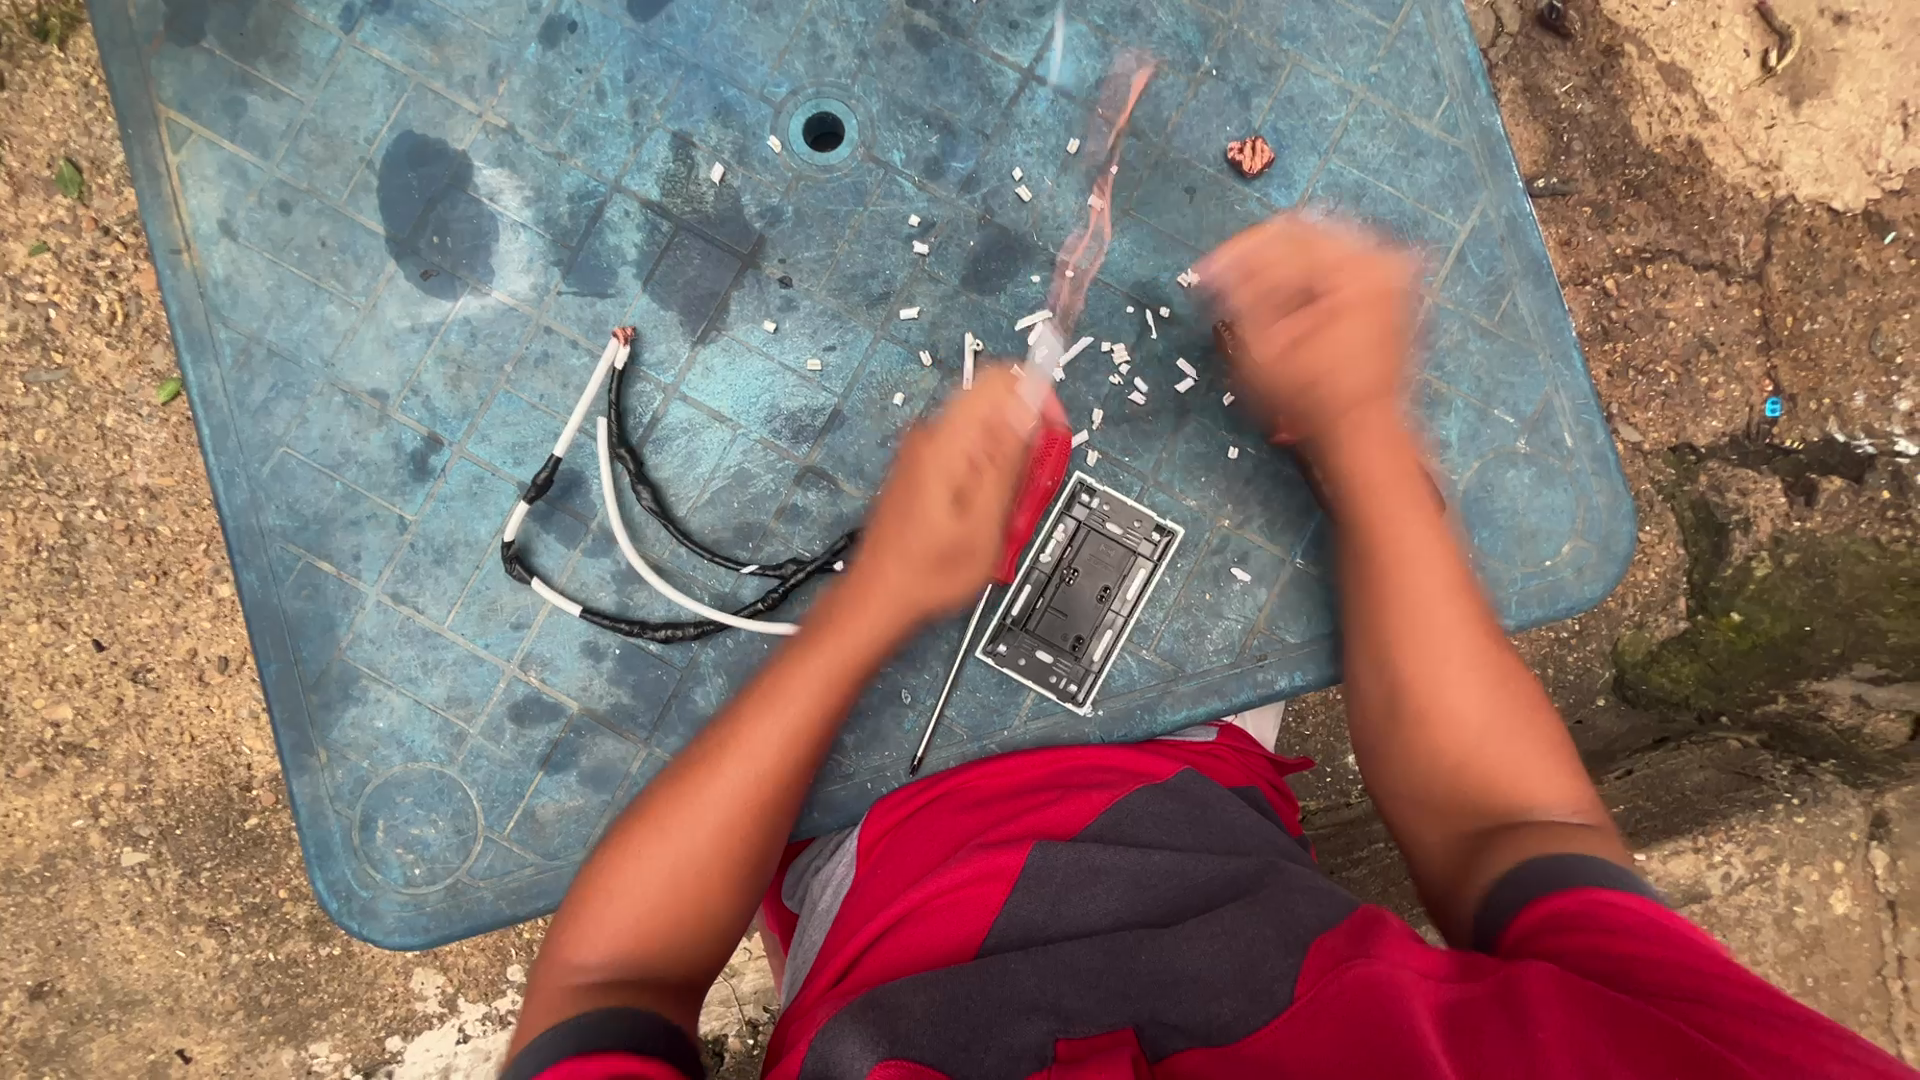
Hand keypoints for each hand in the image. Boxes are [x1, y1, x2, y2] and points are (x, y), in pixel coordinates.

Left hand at [840, 364, 1044, 630]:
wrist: (879, 598)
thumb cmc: (929, 571)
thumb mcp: (985, 519)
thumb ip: (1007, 455)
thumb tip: (1028, 401)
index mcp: (946, 441)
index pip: (999, 379)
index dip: (1035, 396)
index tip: (1051, 435)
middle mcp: (930, 437)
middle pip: (993, 405)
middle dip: (1023, 439)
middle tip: (1027, 489)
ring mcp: (922, 453)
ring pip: (983, 433)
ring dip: (1006, 464)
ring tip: (1003, 511)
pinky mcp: (921, 470)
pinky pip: (966, 455)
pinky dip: (985, 477)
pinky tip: (983, 515)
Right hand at [1197, 214, 1420, 454]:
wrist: (1363, 432)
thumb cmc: (1309, 399)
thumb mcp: (1264, 349)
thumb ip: (1242, 297)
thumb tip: (1214, 266)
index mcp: (1352, 266)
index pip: (1282, 235)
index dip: (1235, 252)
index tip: (1203, 275)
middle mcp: (1379, 258)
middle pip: (1304, 234)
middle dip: (1258, 256)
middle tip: (1223, 282)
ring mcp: (1389, 274)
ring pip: (1321, 247)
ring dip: (1281, 266)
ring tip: (1249, 293)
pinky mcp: (1390, 291)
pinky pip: (1340, 266)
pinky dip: (1307, 278)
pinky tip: (1283, 301)